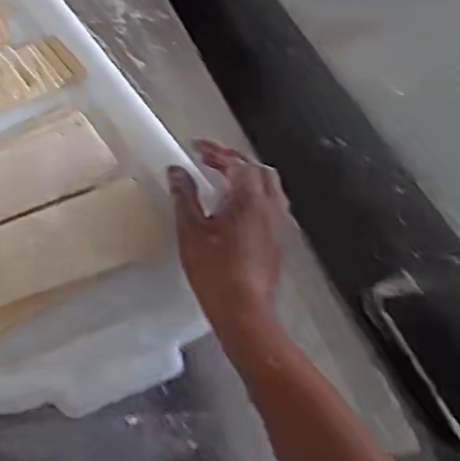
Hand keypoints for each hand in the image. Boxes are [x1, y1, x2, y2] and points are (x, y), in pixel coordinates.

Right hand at [168, 139, 288, 329]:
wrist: (245, 313)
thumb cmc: (215, 270)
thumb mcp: (191, 230)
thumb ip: (185, 196)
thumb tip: (177, 171)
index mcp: (250, 200)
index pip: (237, 163)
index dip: (216, 151)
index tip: (196, 147)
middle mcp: (272, 208)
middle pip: (259, 171)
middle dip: (234, 161)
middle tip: (208, 161)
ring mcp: (282, 226)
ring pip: (270, 188)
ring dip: (247, 178)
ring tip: (221, 181)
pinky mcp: (282, 243)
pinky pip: (273, 206)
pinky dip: (255, 196)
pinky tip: (236, 209)